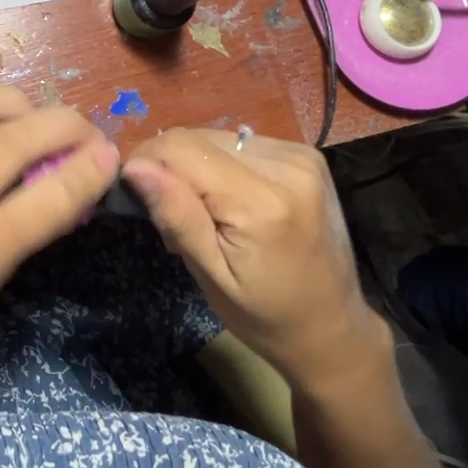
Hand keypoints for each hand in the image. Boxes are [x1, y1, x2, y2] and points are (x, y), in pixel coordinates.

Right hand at [122, 129, 383, 386]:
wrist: (334, 329)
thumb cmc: (265, 315)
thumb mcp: (212, 276)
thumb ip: (176, 216)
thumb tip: (134, 166)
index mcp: (263, 202)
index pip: (182, 147)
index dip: (147, 160)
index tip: (136, 194)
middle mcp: (286, 166)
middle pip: (198, 138)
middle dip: (171, 168)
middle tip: (173, 216)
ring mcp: (301, 156)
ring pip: (216, 137)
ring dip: (197, 166)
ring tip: (204, 212)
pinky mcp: (305, 155)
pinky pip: (240, 143)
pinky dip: (223, 165)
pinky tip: (230, 200)